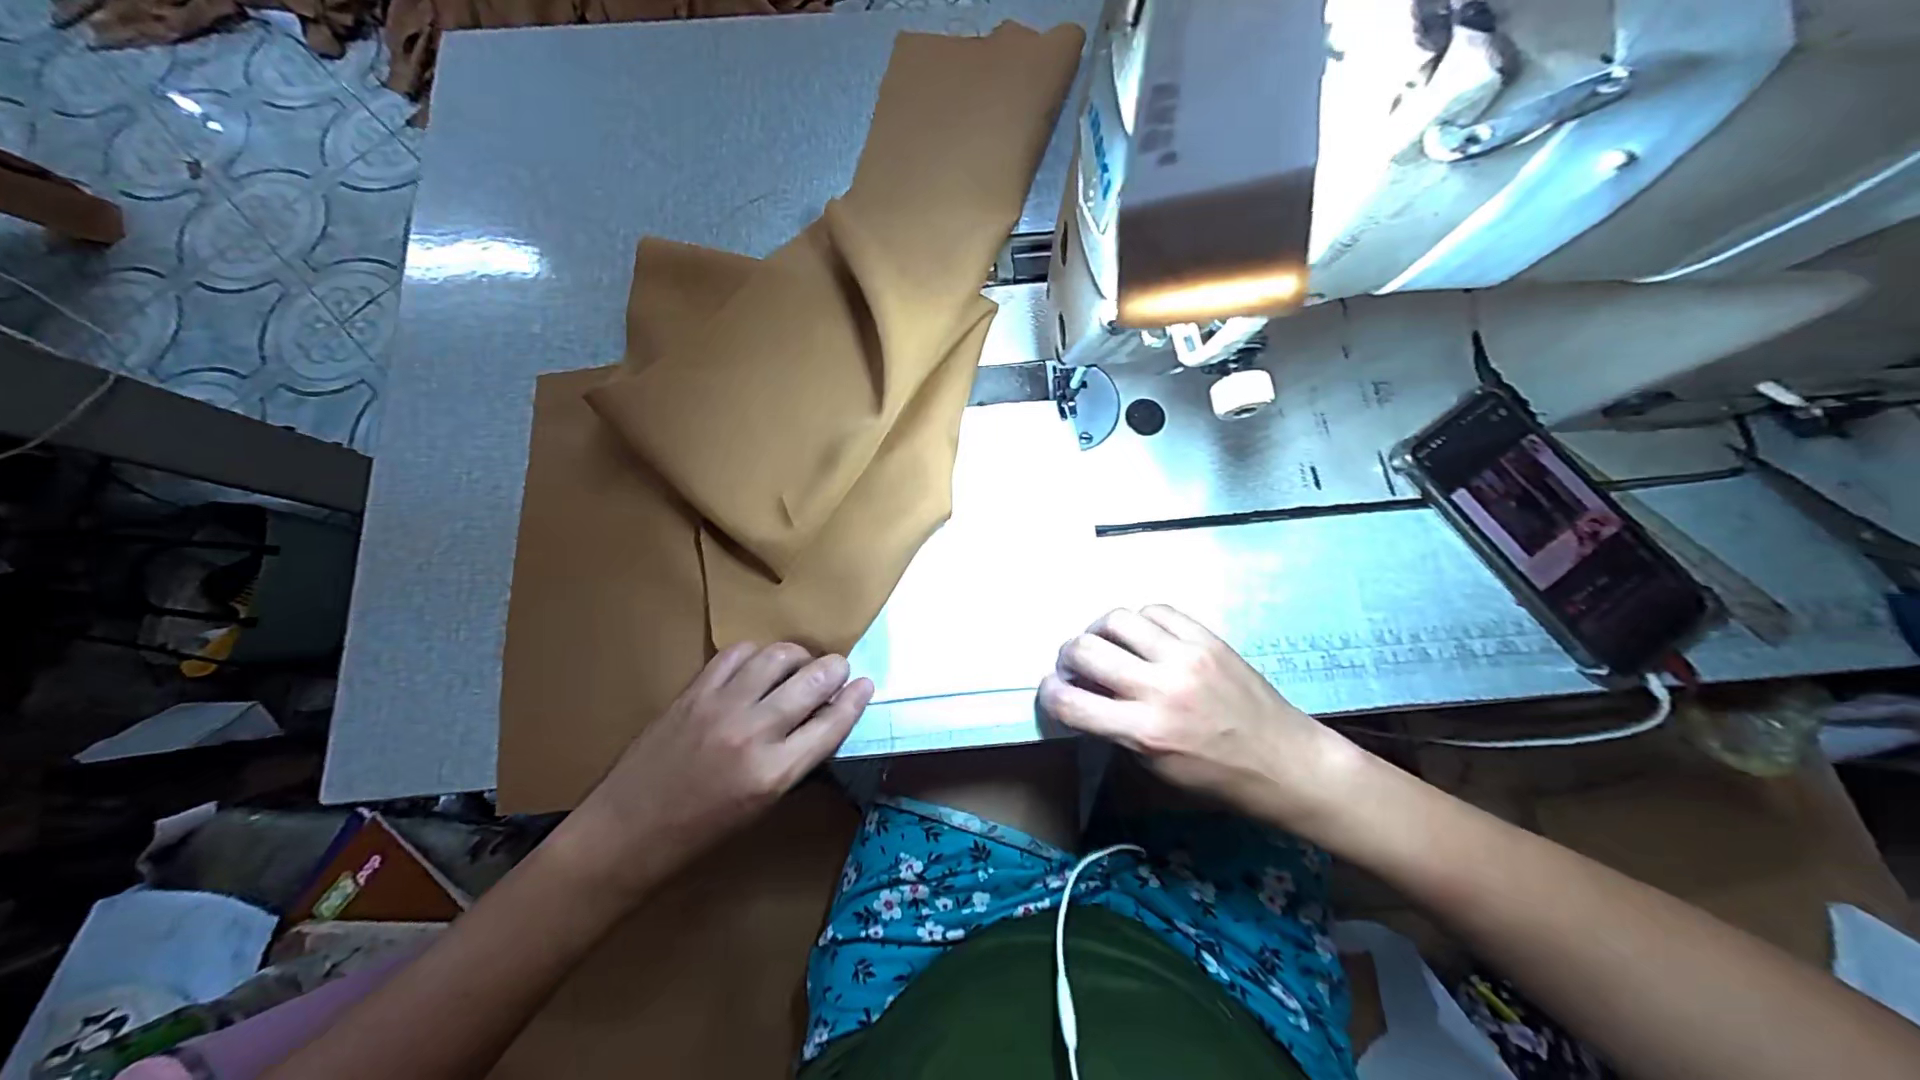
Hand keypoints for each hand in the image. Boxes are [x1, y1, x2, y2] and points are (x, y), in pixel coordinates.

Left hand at [555, 643, 872, 900]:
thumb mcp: (762, 806)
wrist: (625, 833)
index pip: (832, 722)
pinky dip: (756, 654)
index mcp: (775, 773)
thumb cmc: (699, 833)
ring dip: (798, 655)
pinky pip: (736, 654)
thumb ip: (795, 759)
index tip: (865, 684)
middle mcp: (754, 733)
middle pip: (813, 680)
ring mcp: (721, 706)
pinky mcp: (693, 692)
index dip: (856, 699)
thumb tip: (820, 722)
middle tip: (837, 670)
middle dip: (835, 669)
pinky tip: (758, 666)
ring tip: (799, 665)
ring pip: (777, 656)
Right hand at [1037, 605, 1368, 838]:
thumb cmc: (1217, 777)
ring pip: (1117, 618)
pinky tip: (1142, 636)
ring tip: (1106, 644)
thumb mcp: (1156, 769)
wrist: (1285, 761)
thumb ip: (1115, 730)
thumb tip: (1084, 695)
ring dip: (1098, 630)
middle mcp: (1160, 688)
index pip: (1070, 701)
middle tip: (1075, 665)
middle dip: (1067, 656)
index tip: (1052, 690)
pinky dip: (1138, 620)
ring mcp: (1186, 656)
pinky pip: (1156, 610)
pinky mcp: (1207, 638)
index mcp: (1145, 732)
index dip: (1048, 693)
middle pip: (1085, 648)